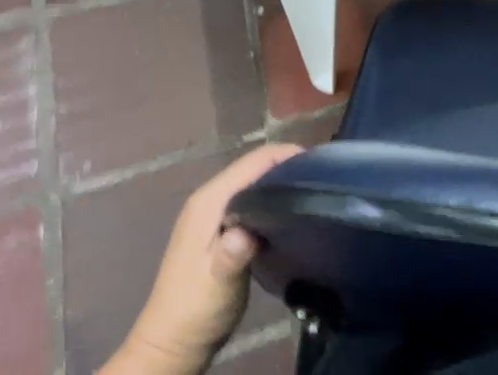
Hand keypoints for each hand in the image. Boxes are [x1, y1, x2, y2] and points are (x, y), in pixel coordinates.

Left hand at [103, 143, 303, 374]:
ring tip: (315, 191)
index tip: (322, 166)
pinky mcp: (221, 225)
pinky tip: (293, 210)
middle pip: (256, 165)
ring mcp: (213, 211)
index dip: (289, 155)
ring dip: (283, 180)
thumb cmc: (195, 309)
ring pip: (255, 180)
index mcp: (209, 202)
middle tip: (324, 180)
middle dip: (290, 165)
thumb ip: (231, 254)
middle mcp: (210, 198)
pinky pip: (252, 197)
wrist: (172, 343)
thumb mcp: (217, 283)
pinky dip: (273, 196)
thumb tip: (247, 231)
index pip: (255, 160)